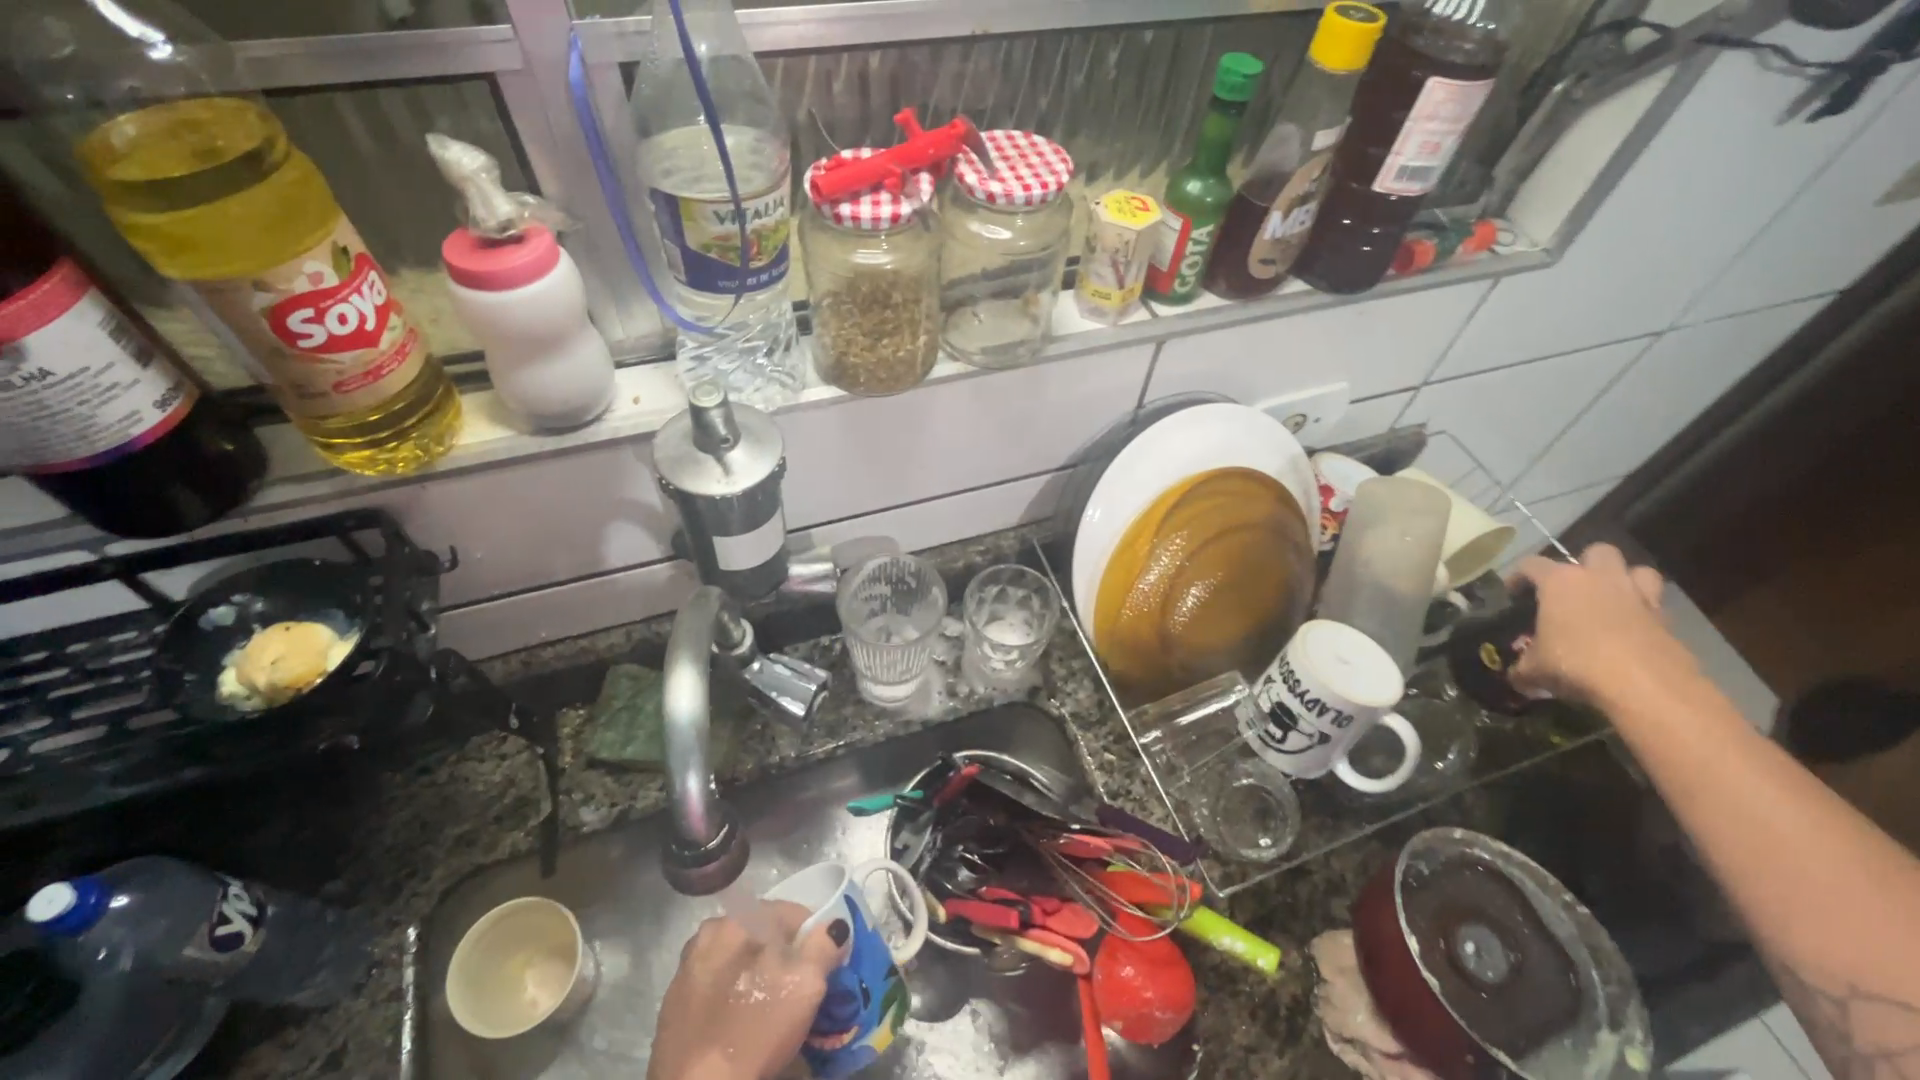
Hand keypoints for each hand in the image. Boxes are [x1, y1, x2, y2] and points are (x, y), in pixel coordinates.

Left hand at [647, 902, 838, 1079]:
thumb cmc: (754, 1031)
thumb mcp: (806, 986)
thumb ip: (824, 945)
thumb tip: (832, 928)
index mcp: (740, 919)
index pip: (795, 913)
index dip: (817, 941)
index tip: (824, 973)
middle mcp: (710, 931)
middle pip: (766, 935)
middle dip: (786, 958)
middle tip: (797, 994)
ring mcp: (689, 965)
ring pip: (741, 958)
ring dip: (760, 975)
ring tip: (770, 1011)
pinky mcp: (677, 998)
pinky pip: (720, 983)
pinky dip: (735, 994)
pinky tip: (741, 1022)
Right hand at [1509, 543, 1697, 705]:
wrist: (1643, 685)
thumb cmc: (1576, 664)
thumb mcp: (1534, 670)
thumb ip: (1522, 667)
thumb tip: (1517, 677)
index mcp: (1560, 582)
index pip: (1531, 564)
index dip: (1518, 576)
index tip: (1513, 593)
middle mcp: (1600, 578)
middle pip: (1596, 551)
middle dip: (1585, 565)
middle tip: (1573, 590)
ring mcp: (1637, 595)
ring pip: (1636, 570)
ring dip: (1624, 580)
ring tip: (1611, 600)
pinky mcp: (1665, 618)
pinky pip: (1655, 604)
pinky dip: (1643, 613)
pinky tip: (1631, 631)